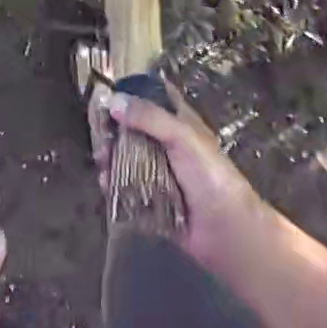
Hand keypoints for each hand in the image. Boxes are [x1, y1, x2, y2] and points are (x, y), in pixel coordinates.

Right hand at [96, 83, 267, 270]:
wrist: (226, 230)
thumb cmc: (209, 175)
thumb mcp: (182, 137)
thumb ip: (149, 117)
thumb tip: (113, 102)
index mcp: (179, 123)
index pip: (153, 100)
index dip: (132, 97)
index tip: (107, 99)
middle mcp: (168, 145)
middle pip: (134, 131)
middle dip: (114, 133)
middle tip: (100, 140)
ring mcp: (160, 174)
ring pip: (128, 160)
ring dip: (112, 159)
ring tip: (102, 164)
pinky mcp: (153, 201)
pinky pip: (129, 189)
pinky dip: (116, 186)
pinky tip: (107, 186)